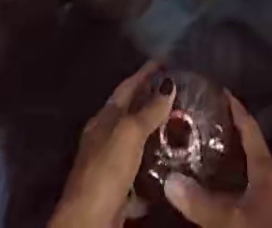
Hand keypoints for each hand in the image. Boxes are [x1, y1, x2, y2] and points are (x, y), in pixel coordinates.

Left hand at [50, 63, 174, 227]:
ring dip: (158, 133)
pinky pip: (141, 170)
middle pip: (132, 111)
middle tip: (183, 91)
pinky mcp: (118, 189)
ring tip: (184, 124)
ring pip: (138, 141)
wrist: (88, 223)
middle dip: (154, 100)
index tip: (167, 59)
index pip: (127, 86)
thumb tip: (169, 84)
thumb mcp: (129, 133)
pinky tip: (174, 163)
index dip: (146, 72)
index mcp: (104, 118)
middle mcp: (105, 137)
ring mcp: (110, 164)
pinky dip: (156, 164)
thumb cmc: (106, 170)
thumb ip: (149, 110)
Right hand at [164, 95, 271, 227]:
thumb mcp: (232, 219)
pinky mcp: (264, 215)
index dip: (235, 108)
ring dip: (223, 162)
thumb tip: (169, 180)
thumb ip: (202, 202)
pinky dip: (225, 185)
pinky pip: (241, 190)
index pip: (250, 127)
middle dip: (224, 135)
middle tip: (196, 124)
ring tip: (196, 154)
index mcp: (265, 167)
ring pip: (242, 171)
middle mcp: (268, 177)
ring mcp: (267, 198)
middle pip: (246, 148)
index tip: (218, 90)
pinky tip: (210, 192)